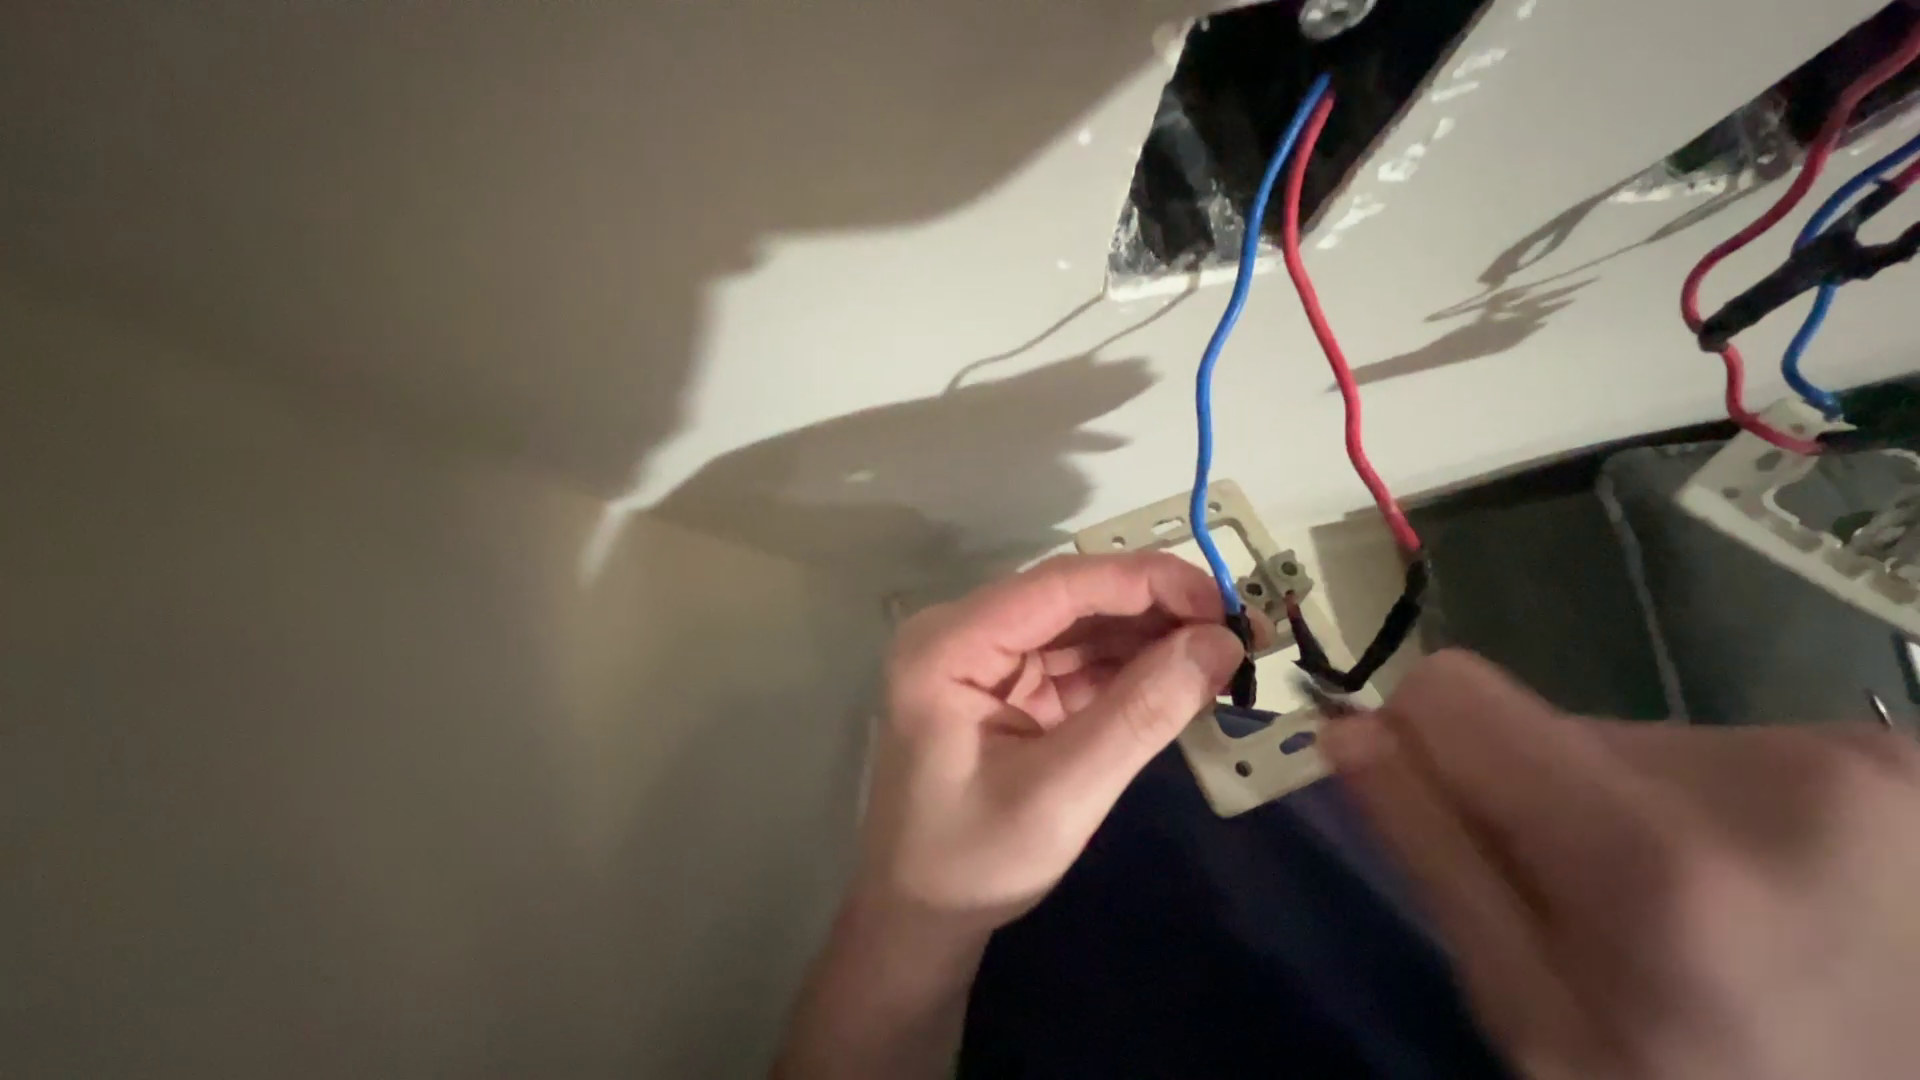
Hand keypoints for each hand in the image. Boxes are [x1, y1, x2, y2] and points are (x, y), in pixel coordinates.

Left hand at [774, 553, 1242, 1078]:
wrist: (921, 914)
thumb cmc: (975, 861)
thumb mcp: (1062, 793)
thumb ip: (1140, 714)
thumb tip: (1221, 644)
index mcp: (949, 645)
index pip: (1057, 586)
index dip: (1145, 581)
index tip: (1223, 603)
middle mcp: (961, 634)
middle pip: (1071, 597)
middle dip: (1156, 608)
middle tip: (1239, 629)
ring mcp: (984, 658)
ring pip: (1080, 624)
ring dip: (1150, 635)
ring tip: (1224, 652)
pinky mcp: (1007, 685)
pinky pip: (1076, 659)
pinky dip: (1130, 666)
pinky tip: (1181, 673)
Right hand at [1326, 651, 1919, 1079]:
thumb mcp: (1529, 1013)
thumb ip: (1433, 856)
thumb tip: (1348, 729)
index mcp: (1652, 858)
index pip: (1451, 693)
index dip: (1423, 740)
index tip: (1458, 814)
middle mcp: (1772, 781)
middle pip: (1549, 722)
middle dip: (1544, 795)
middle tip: (1608, 911)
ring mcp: (1863, 765)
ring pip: (1636, 740)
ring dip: (1634, 809)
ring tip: (1700, 916)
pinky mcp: (1901, 762)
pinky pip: (1722, 751)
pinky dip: (1713, 813)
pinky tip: (1771, 900)